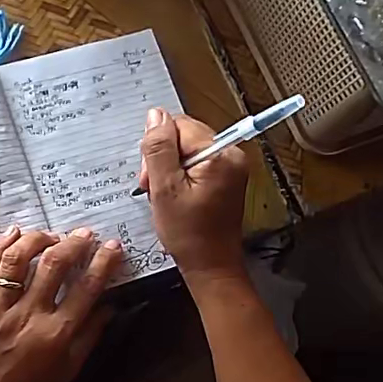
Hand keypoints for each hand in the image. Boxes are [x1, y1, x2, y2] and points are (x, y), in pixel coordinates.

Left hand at [0, 225, 121, 381]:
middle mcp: (29, 316)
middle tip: (83, 233)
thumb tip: (110, 306)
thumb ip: (90, 336)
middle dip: (73, 243)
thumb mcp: (68, 370)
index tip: (112, 245)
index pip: (87, 288)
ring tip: (49, 235)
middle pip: (54, 265)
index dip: (103, 262)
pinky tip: (13, 233)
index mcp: (57, 334)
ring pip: (18, 260)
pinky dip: (1, 246)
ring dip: (37, 239)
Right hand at [139, 108, 248, 281]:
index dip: (158, 149)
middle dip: (163, 159)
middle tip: (156, 189)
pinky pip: (195, 164)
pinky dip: (180, 178)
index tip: (151, 179)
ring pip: (187, 150)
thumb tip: (155, 115)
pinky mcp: (224, 177)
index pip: (179, 126)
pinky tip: (176, 197)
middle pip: (184, 135)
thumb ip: (158, 148)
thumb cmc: (190, 234)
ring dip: (169, 170)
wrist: (210, 265)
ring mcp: (229, 166)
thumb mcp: (164, 189)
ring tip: (166, 196)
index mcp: (221, 155)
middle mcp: (231, 155)